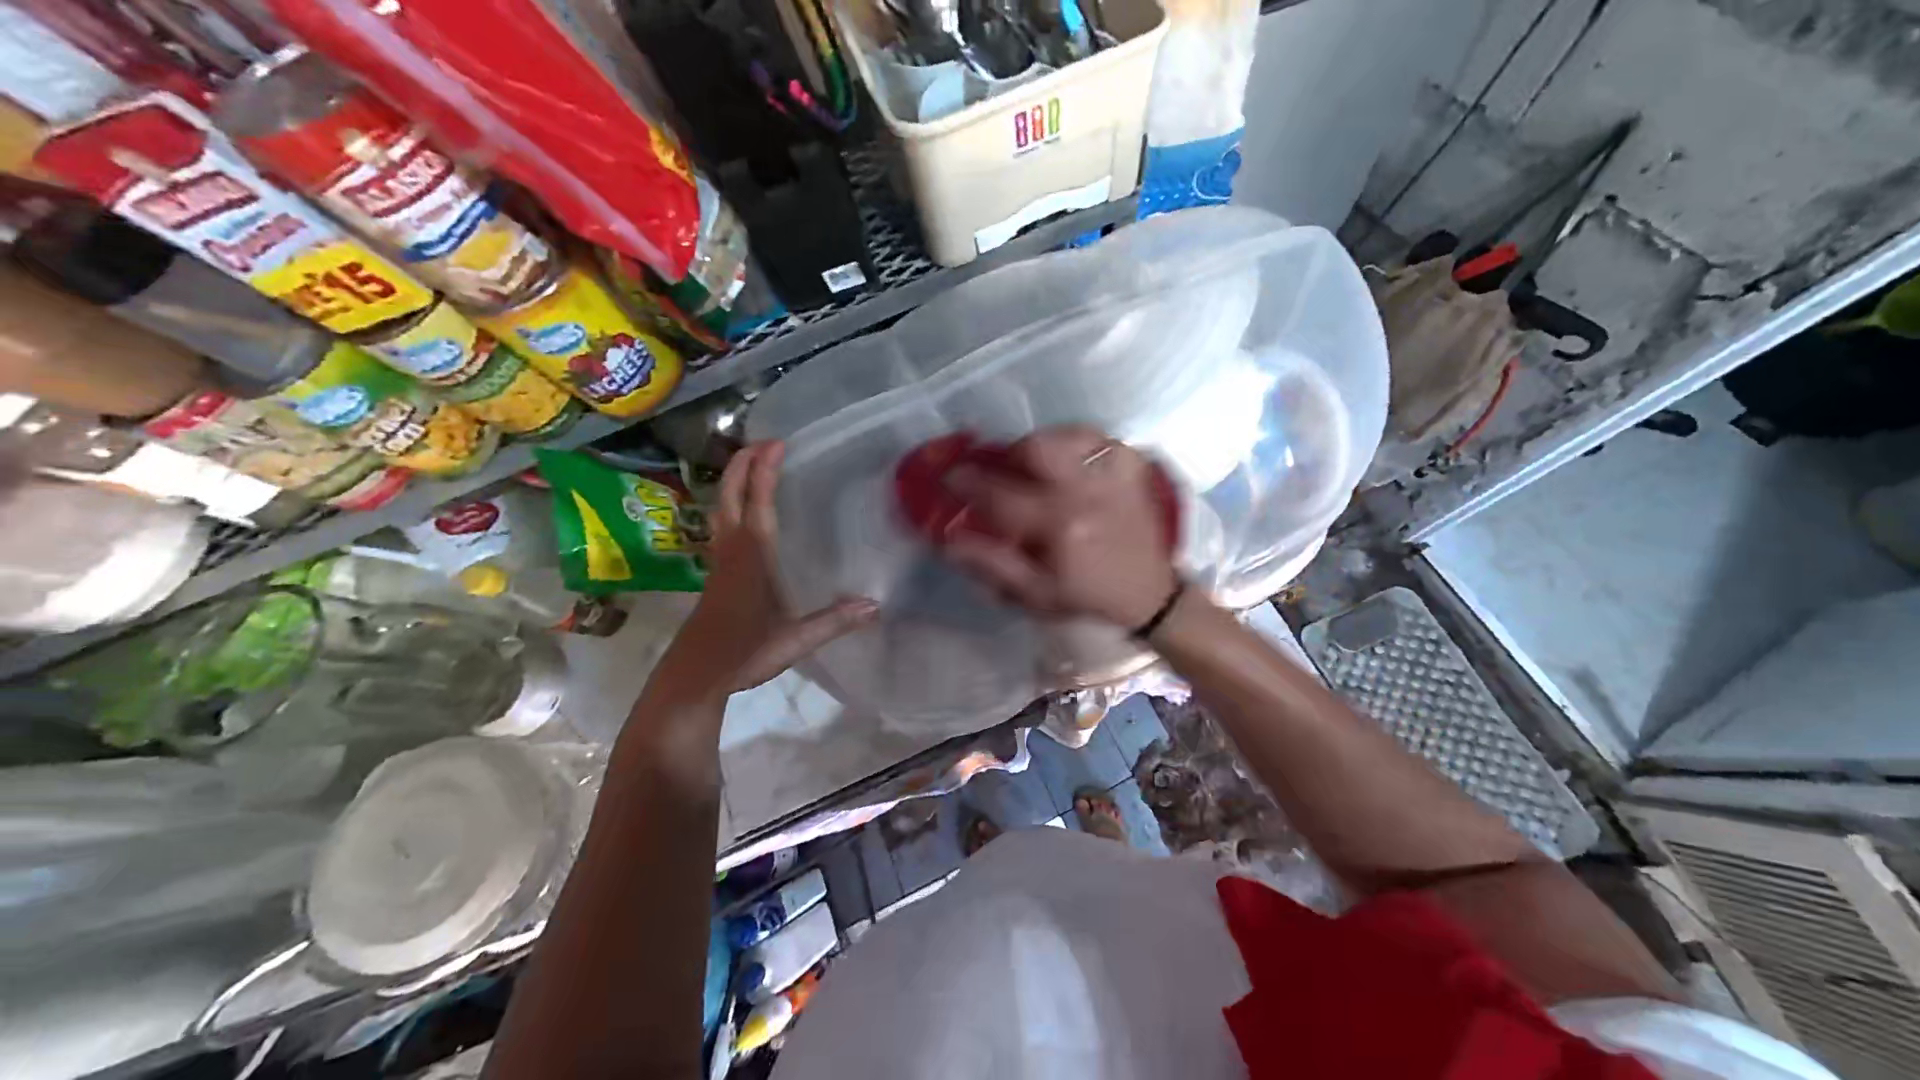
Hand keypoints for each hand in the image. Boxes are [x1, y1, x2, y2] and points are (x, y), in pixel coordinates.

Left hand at [665, 441, 876, 698]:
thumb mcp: (794, 640)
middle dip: (743, 464)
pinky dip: (732, 505)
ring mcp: (719, 561)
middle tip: (763, 442)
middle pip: (730, 495)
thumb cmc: (742, 653)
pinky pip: (722, 525)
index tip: (778, 443)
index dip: (765, 471)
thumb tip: (875, 605)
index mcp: (751, 558)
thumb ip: (833, 621)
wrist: (694, 675)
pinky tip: (745, 514)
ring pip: (721, 508)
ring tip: (751, 466)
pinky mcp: (715, 574)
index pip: (758, 503)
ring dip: (734, 481)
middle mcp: (731, 550)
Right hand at [944, 426, 1180, 628]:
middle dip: (1010, 454)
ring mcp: (1115, 475)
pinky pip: (1098, 437)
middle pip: (1038, 447)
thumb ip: (992, 564)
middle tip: (1004, 469)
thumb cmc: (1086, 595)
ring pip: (1068, 435)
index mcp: (1061, 527)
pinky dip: (1076, 443)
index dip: (970, 483)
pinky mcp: (1133, 467)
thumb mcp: (1035, 594)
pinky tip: (1070, 462)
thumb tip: (950, 540)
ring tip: (1038, 467)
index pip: (1002, 496)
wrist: (1149, 593)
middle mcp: (1088, 493)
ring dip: (1043, 445)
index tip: (952, 476)